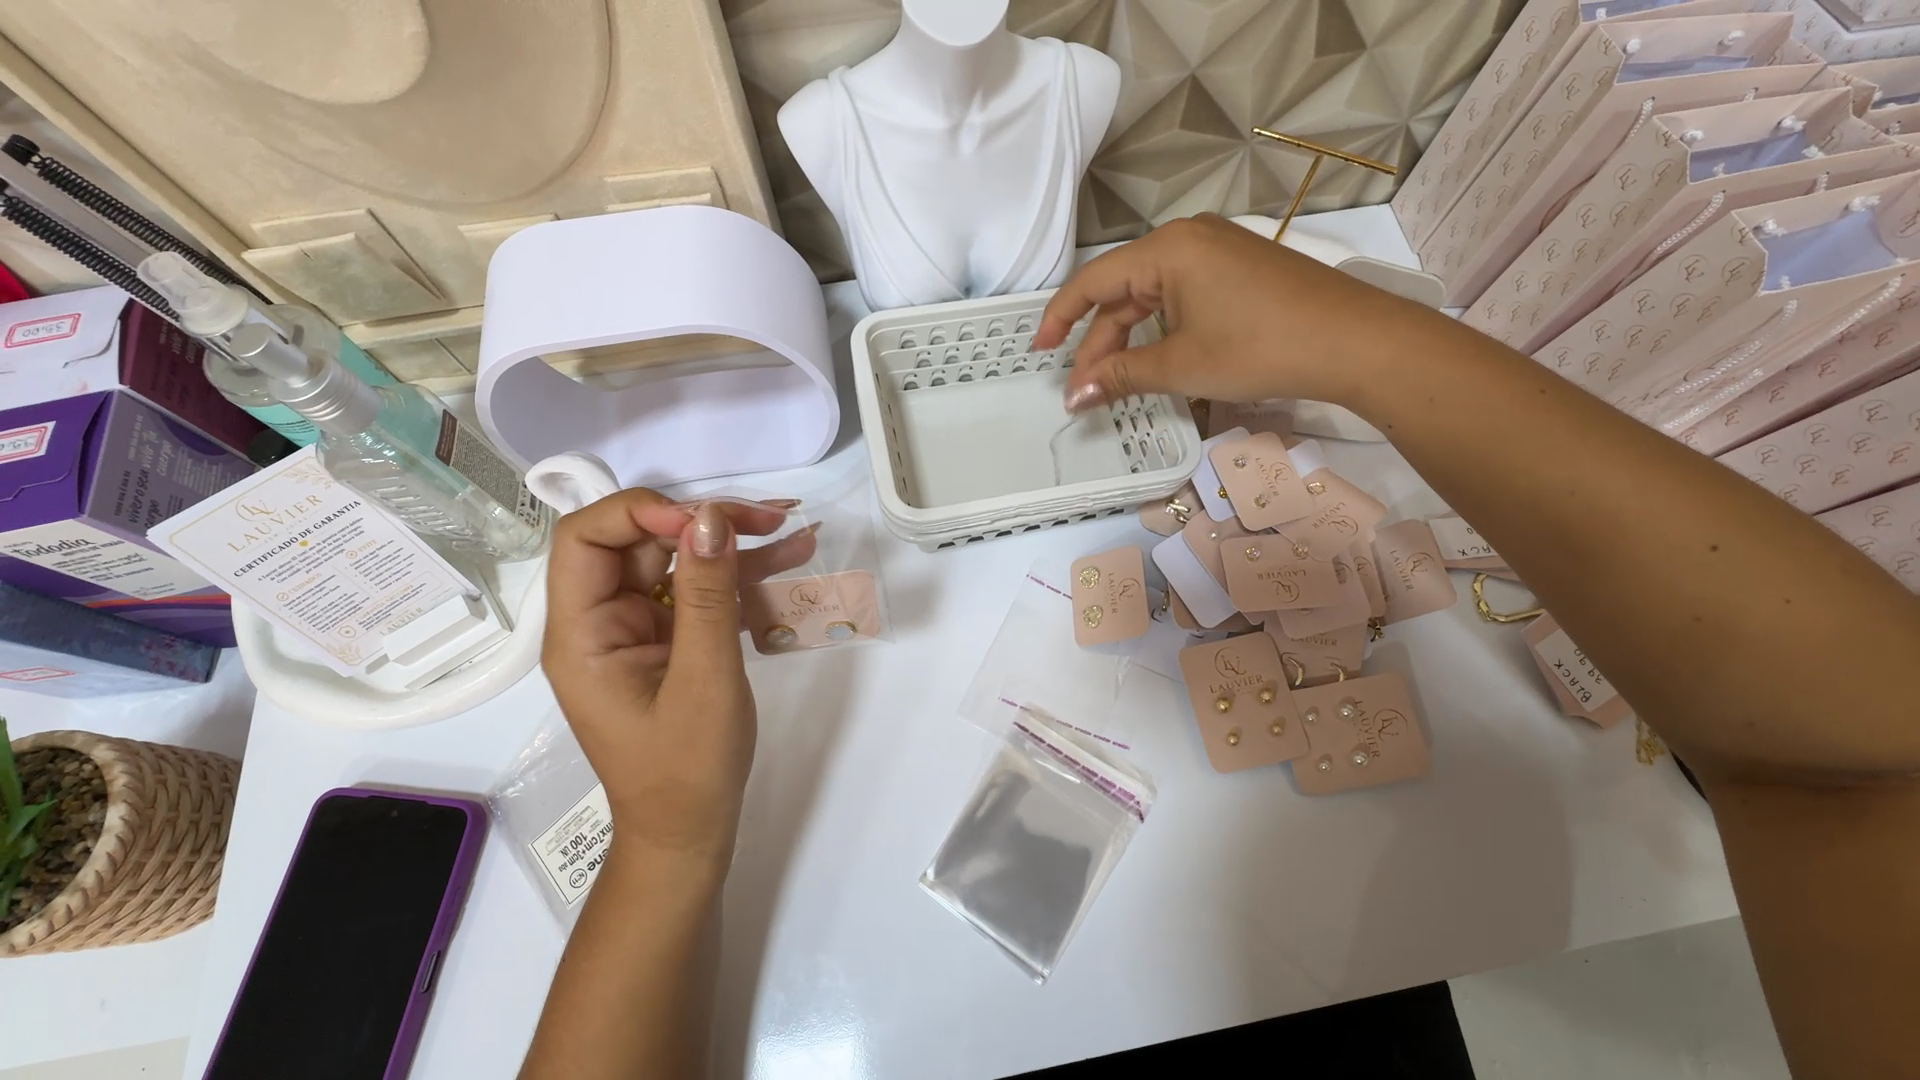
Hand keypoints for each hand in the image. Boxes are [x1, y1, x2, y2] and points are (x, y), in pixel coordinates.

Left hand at [540, 492, 816, 863]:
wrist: (690, 829)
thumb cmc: (687, 766)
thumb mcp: (704, 677)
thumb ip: (706, 593)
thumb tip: (710, 517)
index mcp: (582, 632)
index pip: (587, 539)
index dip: (640, 513)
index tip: (703, 522)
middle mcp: (601, 621)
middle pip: (639, 543)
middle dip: (703, 524)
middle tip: (768, 518)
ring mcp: (636, 630)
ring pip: (676, 562)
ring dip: (732, 546)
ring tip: (792, 530)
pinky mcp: (667, 642)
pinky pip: (698, 594)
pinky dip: (739, 579)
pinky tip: (789, 562)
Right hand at [1035, 214, 1435, 411]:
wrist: (1355, 341)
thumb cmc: (1260, 346)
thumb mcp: (1181, 365)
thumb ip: (1120, 376)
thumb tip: (1074, 397)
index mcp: (1167, 248)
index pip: (1094, 281)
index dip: (1061, 318)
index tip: (1039, 351)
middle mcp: (1189, 238)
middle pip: (1124, 291)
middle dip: (1101, 342)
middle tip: (1086, 390)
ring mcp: (1218, 251)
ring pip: (1154, 297)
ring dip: (1131, 340)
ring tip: (1117, 383)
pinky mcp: (1239, 270)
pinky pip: (1183, 296)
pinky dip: (1162, 330)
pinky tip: (1158, 360)